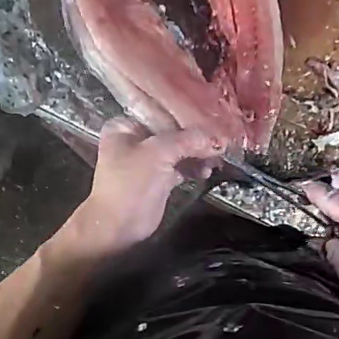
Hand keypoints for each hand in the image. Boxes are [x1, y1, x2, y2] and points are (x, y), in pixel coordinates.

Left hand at [63, 121, 222, 257]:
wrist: (118, 227)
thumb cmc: (130, 184)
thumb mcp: (157, 153)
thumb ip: (187, 140)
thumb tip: (217, 137)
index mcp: (126, 126)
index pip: (162, 112)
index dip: (187, 115)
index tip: (213, 118)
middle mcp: (136, 140)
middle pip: (173, 132)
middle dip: (196, 138)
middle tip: (220, 141)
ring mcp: (147, 161)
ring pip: (179, 151)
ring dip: (198, 154)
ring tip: (217, 158)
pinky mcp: (159, 179)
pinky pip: (181, 167)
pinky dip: (194, 167)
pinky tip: (208, 170)